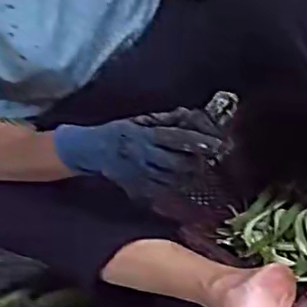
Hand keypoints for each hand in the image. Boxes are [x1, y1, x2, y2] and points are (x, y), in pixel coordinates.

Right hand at [51, 107, 222, 200]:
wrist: (87, 150)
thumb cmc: (119, 132)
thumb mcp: (139, 121)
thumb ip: (166, 120)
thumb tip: (192, 115)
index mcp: (142, 135)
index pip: (174, 138)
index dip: (198, 142)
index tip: (219, 144)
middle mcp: (141, 155)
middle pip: (178, 163)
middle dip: (196, 162)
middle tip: (205, 159)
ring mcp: (138, 174)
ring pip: (174, 179)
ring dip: (189, 175)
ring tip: (193, 168)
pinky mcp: (137, 188)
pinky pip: (164, 191)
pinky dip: (176, 186)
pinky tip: (178, 179)